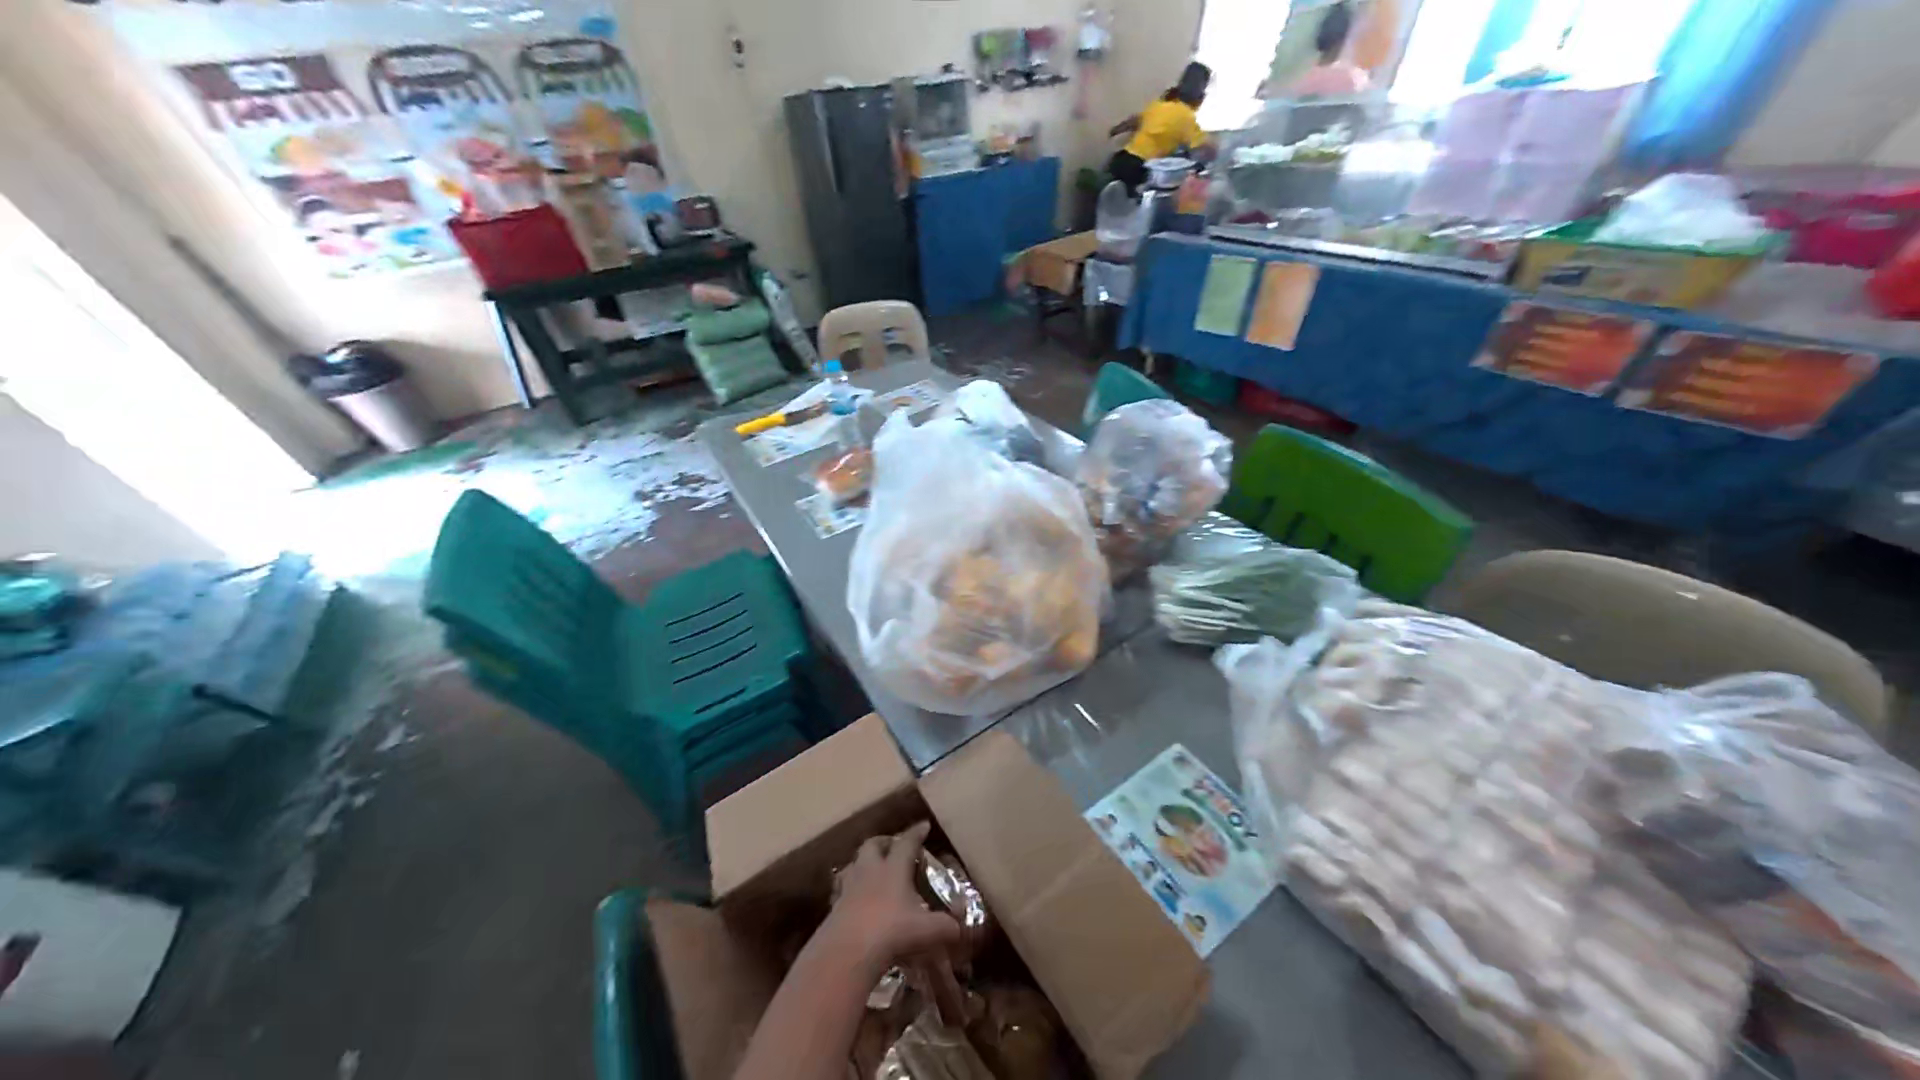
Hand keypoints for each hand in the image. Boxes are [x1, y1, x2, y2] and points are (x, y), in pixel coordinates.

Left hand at [822, 822, 962, 973]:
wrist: (847, 952)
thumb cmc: (891, 932)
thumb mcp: (926, 930)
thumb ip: (945, 926)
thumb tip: (958, 927)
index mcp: (893, 869)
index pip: (906, 843)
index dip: (916, 834)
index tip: (924, 826)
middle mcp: (869, 871)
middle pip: (872, 845)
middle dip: (883, 842)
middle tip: (893, 846)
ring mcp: (849, 887)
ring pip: (853, 863)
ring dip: (863, 863)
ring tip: (872, 870)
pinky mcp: (834, 907)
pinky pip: (843, 889)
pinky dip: (852, 889)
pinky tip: (857, 899)